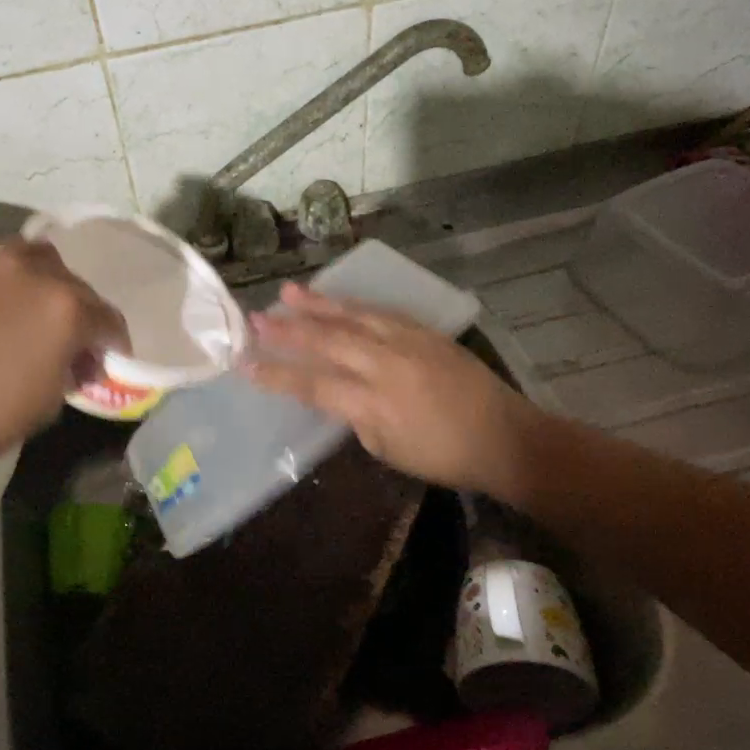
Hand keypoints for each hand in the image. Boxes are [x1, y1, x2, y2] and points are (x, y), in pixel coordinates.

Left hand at [0, 240, 124, 491]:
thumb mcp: (44, 406)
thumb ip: (69, 372)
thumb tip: (72, 361)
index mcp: (65, 307)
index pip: (109, 319)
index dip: (114, 345)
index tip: (107, 364)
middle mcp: (33, 272)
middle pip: (76, 285)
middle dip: (82, 315)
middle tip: (72, 349)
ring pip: (37, 264)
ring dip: (47, 290)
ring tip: (35, 324)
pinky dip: (10, 289)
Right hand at [244, 284, 537, 494]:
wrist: (505, 437)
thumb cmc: (444, 457)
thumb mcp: (388, 449)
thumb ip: (356, 417)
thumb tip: (338, 394)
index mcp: (372, 402)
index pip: (311, 383)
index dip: (275, 373)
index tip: (244, 363)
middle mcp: (385, 364)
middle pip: (327, 341)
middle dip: (288, 330)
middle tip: (255, 318)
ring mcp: (407, 342)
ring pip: (353, 317)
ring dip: (317, 305)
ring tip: (288, 292)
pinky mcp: (426, 332)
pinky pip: (381, 312)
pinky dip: (354, 305)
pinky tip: (337, 300)